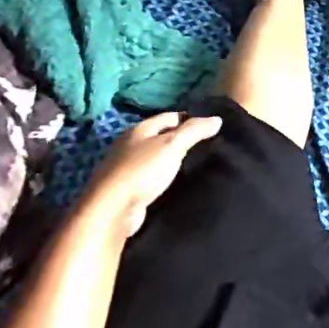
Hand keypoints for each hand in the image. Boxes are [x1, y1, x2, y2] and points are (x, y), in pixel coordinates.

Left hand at [80, 113, 221, 239]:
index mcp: (140, 129)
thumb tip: (217, 119)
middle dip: (182, 140)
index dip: (191, 119)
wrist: (111, 210)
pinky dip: (164, 178)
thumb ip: (194, 131)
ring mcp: (126, 168)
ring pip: (156, 158)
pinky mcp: (126, 189)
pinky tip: (177, 185)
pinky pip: (151, 178)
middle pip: (162, 136)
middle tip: (207, 147)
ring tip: (197, 166)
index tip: (211, 128)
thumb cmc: (143, 170)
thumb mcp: (173, 145)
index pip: (170, 116)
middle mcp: (130, 145)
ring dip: (173, 161)